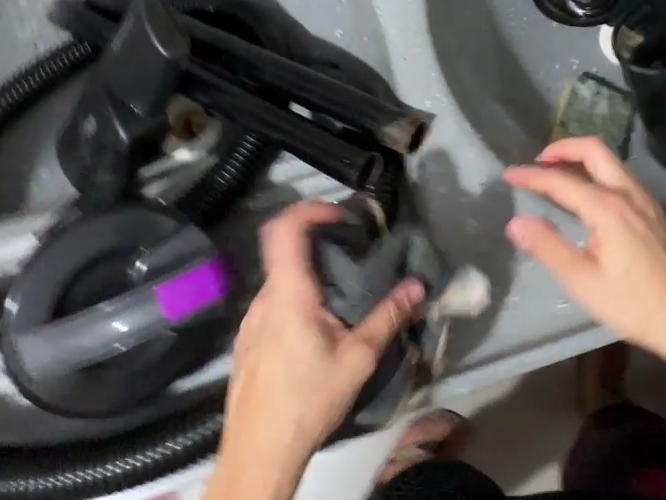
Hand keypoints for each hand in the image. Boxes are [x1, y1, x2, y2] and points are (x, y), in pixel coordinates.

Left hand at [217, 202, 425, 476]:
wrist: (258, 454)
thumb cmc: (308, 401)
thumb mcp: (358, 358)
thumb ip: (388, 316)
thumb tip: (418, 284)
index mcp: (289, 294)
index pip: (284, 229)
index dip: (309, 210)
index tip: (340, 215)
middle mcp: (263, 299)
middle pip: (285, 252)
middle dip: (320, 245)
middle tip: (354, 253)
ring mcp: (250, 322)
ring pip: (280, 281)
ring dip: (309, 276)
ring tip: (342, 294)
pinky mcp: (247, 342)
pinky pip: (273, 305)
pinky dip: (296, 299)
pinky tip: (317, 329)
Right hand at [503, 136, 665, 366]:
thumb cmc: (632, 304)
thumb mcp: (582, 281)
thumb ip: (547, 247)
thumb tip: (516, 221)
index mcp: (607, 208)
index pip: (561, 181)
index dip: (532, 176)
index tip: (508, 174)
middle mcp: (627, 193)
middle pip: (594, 150)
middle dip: (563, 148)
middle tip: (538, 163)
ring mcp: (644, 200)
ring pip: (610, 161)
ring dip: (581, 158)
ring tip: (557, 174)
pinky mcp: (653, 211)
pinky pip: (621, 176)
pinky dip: (598, 172)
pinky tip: (588, 194)